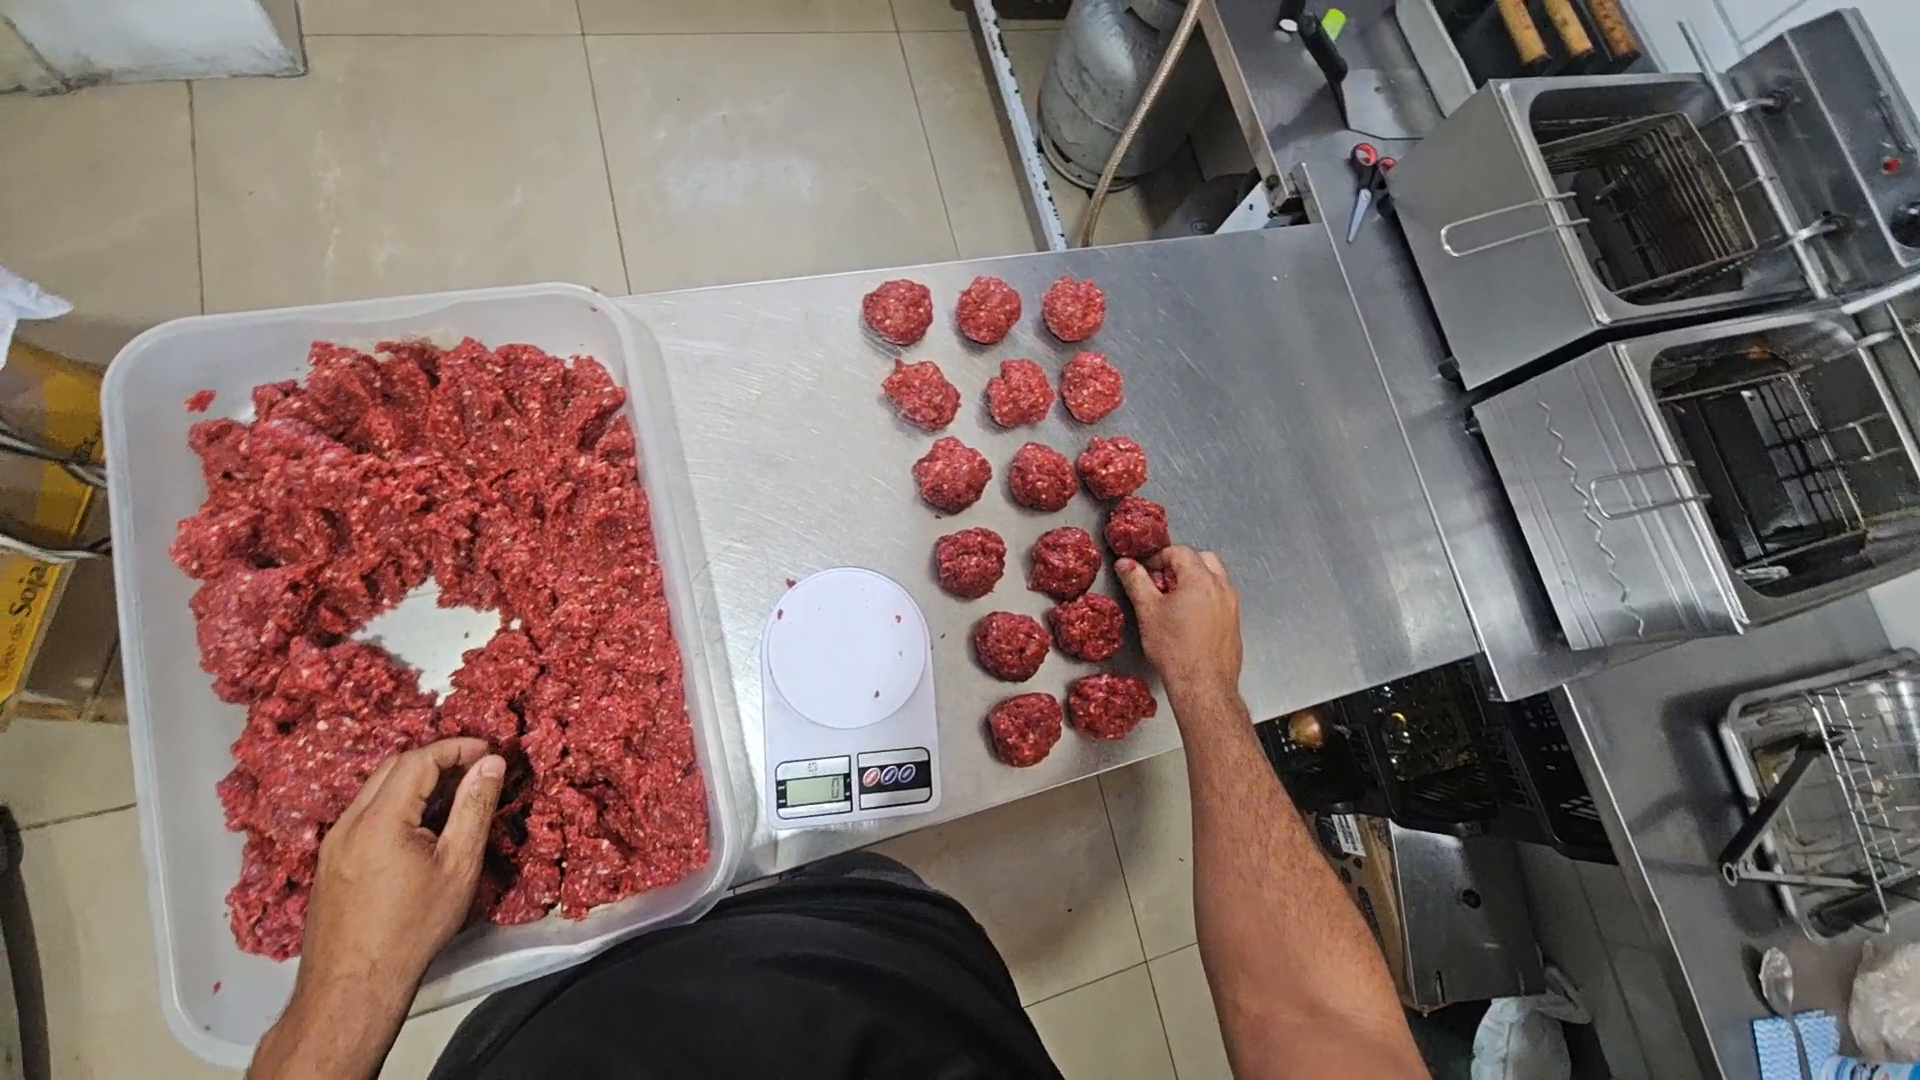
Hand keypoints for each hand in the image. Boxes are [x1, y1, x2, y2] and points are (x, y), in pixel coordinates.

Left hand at [253, 739, 504, 1079]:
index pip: (418, 760)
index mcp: (379, 821)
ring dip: (418, 779)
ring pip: (378, 788)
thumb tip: (491, 763)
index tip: (490, 752)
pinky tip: (426, 823)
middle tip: (478, 767)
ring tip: (458, 793)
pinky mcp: (331, 860)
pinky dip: (400, 801)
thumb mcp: (459, 864)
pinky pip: (367, 812)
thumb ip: (474, 807)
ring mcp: (334, 842)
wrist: (351, 986)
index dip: (457, 748)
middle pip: (394, 766)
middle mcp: (348, 824)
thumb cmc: (413, 926)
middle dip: (438, 757)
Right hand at [1115, 546, 1243, 705]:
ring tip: (1174, 601)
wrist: (1203, 685)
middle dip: (1181, 564)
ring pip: (1215, 578)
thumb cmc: (1174, 649)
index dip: (1159, 557)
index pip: (1180, 552)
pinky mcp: (1234, 622)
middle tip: (1162, 581)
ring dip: (1195, 580)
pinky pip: (1221, 598)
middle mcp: (1222, 588)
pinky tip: (1189, 619)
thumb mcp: (1148, 611)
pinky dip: (1205, 598)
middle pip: (1203, 559)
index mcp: (1200, 580)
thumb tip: (1126, 564)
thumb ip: (1136, 581)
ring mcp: (1232, 605)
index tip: (1146, 571)